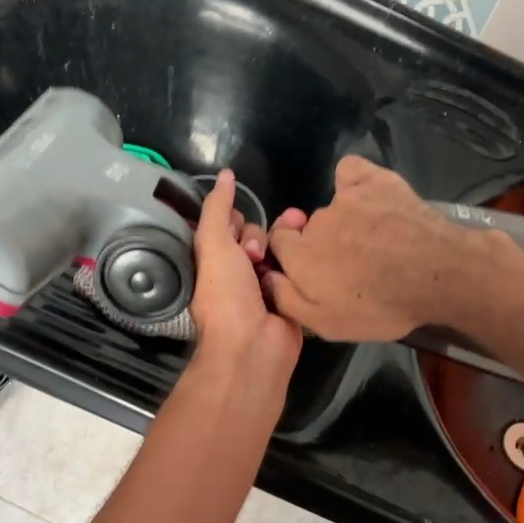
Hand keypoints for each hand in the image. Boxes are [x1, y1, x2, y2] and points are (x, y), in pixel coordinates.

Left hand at [189, 169, 302, 380]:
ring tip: (292, 243)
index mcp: (213, 264)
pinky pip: (297, 269)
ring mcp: (265, 287)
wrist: (254, 347)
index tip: (236, 232)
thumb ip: (217, 208)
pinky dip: (302, 261)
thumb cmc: (226, 297)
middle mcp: (237, 275)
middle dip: (259, 236)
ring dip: (285, 241)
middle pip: (256, 235)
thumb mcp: (213, 246)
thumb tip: (226, 175)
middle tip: (256, 256)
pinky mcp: (290, 298)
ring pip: (279, 249)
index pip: (227, 226)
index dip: (234, 221)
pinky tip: (310, 254)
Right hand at [263, 156, 485, 341]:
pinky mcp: (374, 180)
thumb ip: (287, 299)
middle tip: (353, 265)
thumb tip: (266, 277)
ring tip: (376, 241)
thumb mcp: (326, 324)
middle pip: (309, 227)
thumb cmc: (380, 307)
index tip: (316, 270)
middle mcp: (316, 222)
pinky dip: (353, 182)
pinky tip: (368, 196)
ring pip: (333, 207)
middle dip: (323, 242)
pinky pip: (350, 172)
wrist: (436, 275)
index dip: (292, 255)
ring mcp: (346, 198)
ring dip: (345, 221)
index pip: (278, 242)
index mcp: (299, 256)